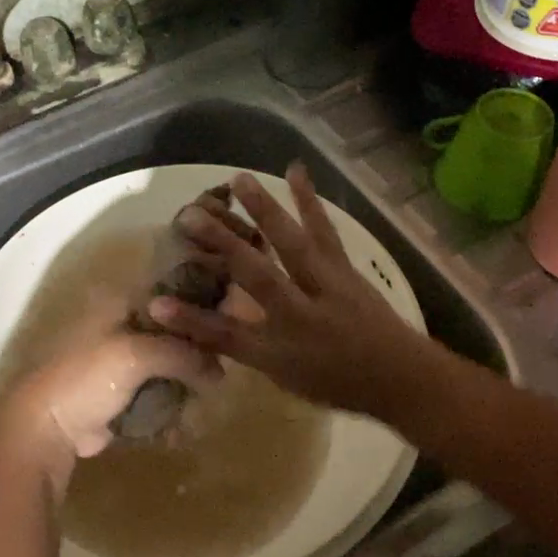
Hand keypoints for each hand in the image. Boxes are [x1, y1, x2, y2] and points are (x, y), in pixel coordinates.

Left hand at [0, 292, 222, 460]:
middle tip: (220, 366)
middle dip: (195, 351)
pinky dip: (171, 406)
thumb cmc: (87, 377)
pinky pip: (156, 395)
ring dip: (185, 382)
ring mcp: (121, 362)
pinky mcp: (121, 394)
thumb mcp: (137, 354)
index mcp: (118, 303)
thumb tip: (220, 371)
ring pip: (167, 364)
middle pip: (172, 331)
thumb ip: (183, 353)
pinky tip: (186, 420)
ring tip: (206, 397)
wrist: (47, 427)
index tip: (229, 320)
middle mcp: (122, 326)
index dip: (199, 303)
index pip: (169, 292)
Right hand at [152, 164, 436, 415]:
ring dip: (264, 210)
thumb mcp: (284, 379)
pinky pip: (324, 231)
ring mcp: (326, 286)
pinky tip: (297, 172)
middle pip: (256, 274)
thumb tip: (201, 328)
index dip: (190, 321)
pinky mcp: (342, 268)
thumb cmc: (337, 384)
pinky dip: (309, 200)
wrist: (401, 377)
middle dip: (222, 244)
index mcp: (281, 349)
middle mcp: (301, 312)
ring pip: (292, 245)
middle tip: (188, 214)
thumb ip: (243, 348)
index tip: (156, 303)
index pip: (227, 336)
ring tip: (240, 180)